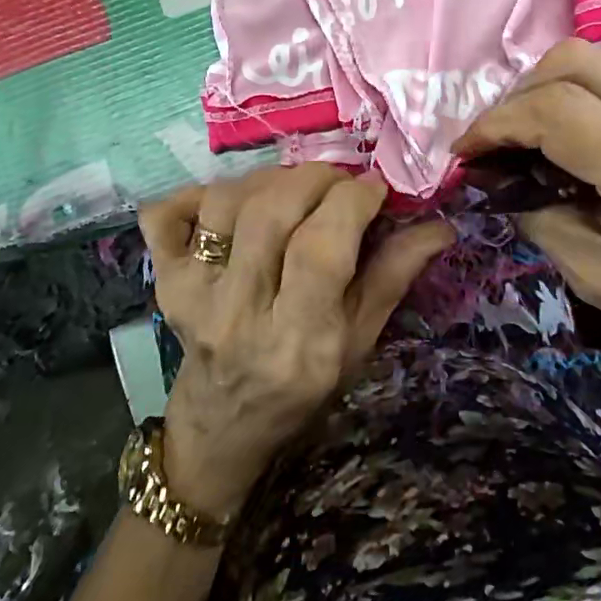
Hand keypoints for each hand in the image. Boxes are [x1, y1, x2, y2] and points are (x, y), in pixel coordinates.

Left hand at [138, 164, 454, 519]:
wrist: (224, 422)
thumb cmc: (302, 390)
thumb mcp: (357, 346)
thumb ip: (392, 279)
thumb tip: (437, 224)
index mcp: (297, 340)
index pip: (321, 249)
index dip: (352, 201)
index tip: (374, 186)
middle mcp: (237, 313)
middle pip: (269, 214)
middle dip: (314, 178)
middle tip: (337, 179)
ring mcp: (190, 294)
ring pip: (223, 203)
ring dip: (266, 178)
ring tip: (293, 186)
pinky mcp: (163, 281)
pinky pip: (163, 216)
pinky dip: (190, 194)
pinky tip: (225, 201)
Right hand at [453, 40, 600, 375]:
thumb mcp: (590, 276)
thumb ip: (533, 213)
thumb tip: (491, 173)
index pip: (558, 110)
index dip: (498, 121)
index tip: (468, 152)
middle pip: (574, 62)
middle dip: (517, 95)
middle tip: (497, 141)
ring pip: (597, 65)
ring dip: (546, 95)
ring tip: (531, 142)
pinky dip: (585, 104)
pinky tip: (586, 148)